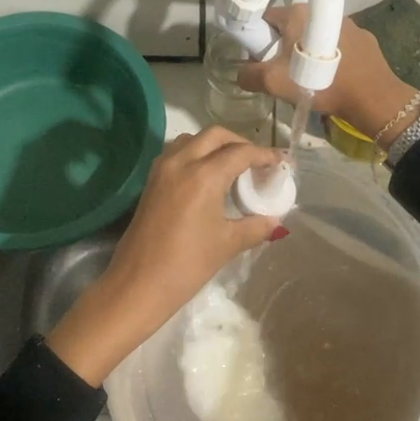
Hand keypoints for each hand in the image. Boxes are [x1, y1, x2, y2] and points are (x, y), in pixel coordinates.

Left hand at [47, 128, 282, 384]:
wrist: (138, 284)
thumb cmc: (187, 265)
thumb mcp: (227, 244)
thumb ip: (256, 227)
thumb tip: (276, 221)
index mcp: (203, 175)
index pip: (240, 153)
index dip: (264, 154)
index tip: (281, 161)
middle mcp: (180, 162)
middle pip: (215, 136)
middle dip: (239, 143)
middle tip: (257, 161)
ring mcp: (161, 170)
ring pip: (192, 140)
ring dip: (215, 146)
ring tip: (233, 167)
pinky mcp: (150, 182)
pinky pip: (177, 154)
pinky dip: (196, 155)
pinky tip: (207, 177)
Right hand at [236, 5, 419, 146]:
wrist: (370, 97)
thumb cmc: (318, 83)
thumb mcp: (272, 82)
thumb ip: (248, 75)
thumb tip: (241, 72)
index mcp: (298, 13)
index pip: (266, 19)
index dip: (260, 40)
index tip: (263, 61)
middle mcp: (323, 10)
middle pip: (291, 28)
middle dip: (284, 48)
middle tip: (284, 74)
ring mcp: (348, 23)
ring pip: (315, 36)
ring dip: (308, 52)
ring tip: (311, 78)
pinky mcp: (364, 38)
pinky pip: (337, 45)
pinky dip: (330, 57)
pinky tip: (333, 78)